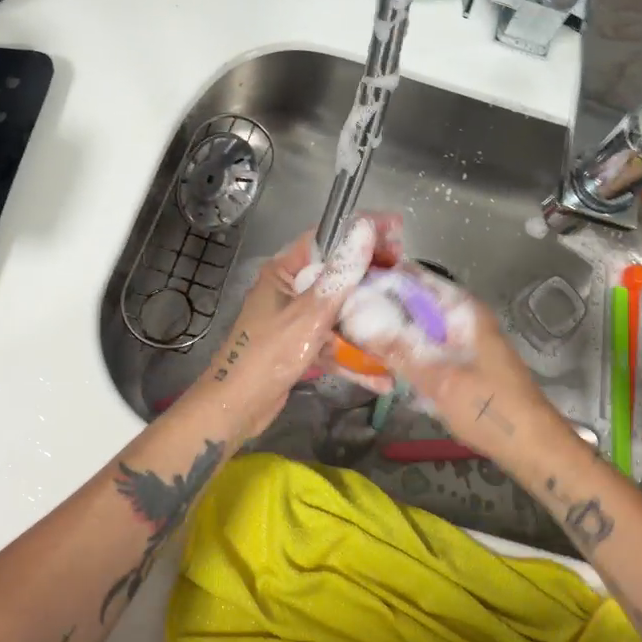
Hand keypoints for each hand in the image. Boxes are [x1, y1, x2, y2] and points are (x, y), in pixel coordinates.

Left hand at [187, 216, 397, 438]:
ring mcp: (298, 320)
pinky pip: (335, 344)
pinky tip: (384, 378)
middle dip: (374, 280)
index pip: (328, 238)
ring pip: (341, 312)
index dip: (362, 231)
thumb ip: (341, 275)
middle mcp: (292, 290)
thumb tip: (366, 230)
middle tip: (407, 279)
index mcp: (285, 271)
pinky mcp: (303, 348)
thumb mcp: (309, 313)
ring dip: (369, 323)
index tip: (397, 232)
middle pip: (340, 275)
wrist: (234, 411)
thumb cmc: (267, 355)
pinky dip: (355, 359)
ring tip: (404, 324)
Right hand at [367, 295, 564, 462]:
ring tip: (360, 339)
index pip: (419, 278)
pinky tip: (390, 364)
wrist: (532, 446)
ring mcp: (468, 339)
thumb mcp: (438, 380)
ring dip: (397, 332)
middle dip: (386, 308)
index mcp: (464, 310)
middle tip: (348, 318)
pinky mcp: (468, 361)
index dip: (385, 278)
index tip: (351, 286)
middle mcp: (467, 317)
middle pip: (419, 301)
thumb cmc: (489, 410)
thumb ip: (399, 350)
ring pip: (424, 325)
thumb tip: (359, 321)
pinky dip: (412, 350)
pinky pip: (432, 345)